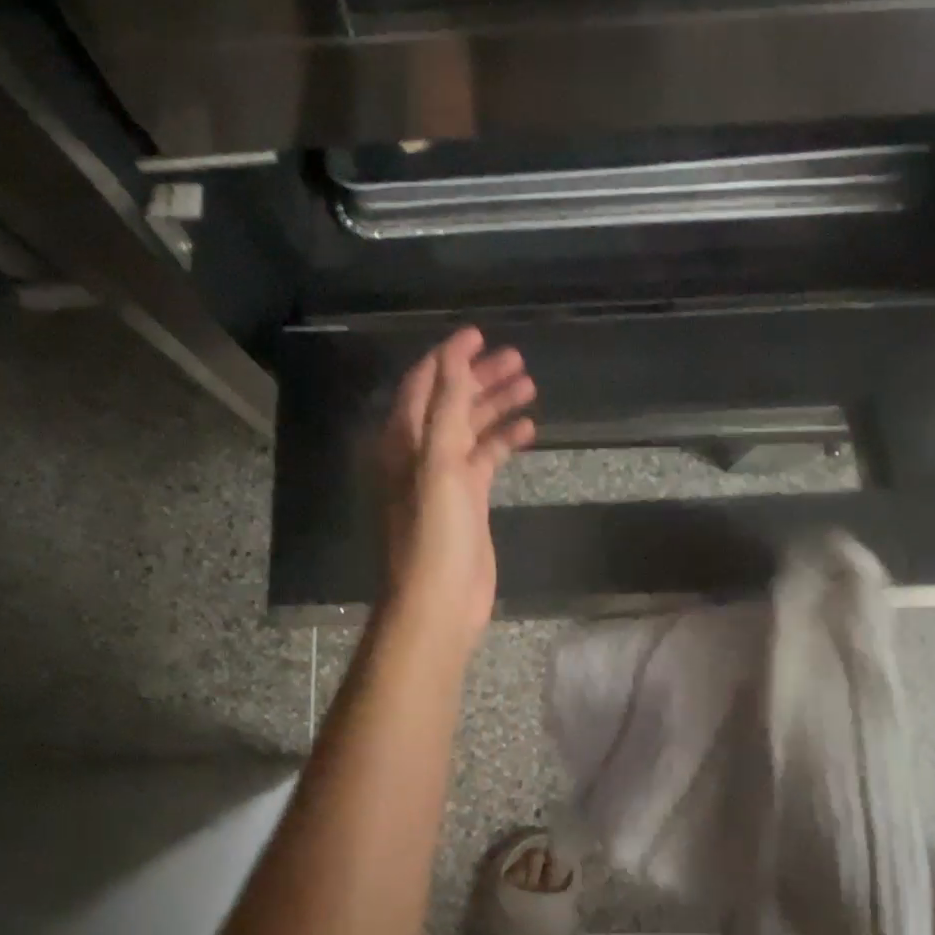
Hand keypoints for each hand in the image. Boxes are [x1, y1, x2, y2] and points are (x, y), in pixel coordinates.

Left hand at [377, 327, 536, 652]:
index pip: (423, 384)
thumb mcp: (439, 460)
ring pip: (471, 428)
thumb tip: (454, 353)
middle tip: (518, 358)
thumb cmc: (434, 530)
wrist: (439, 600)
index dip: (448, 357)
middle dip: (480, 377)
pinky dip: (505, 440)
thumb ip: (448, 405)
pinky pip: (486, 458)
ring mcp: (445, 477)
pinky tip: (530, 428)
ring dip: (496, 404)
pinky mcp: (468, 500)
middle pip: (450, 401)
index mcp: (404, 439)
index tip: (479, 333)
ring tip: (530, 384)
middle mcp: (420, 452)